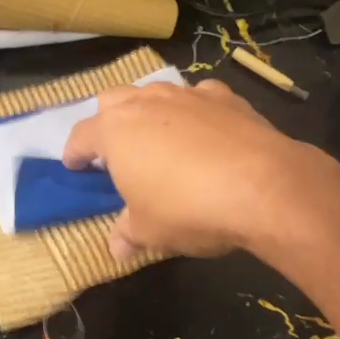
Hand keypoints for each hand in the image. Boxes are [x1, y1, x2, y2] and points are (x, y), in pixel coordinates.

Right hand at [63, 80, 339, 261]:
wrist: (264, 186)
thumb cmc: (189, 209)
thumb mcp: (150, 231)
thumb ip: (128, 233)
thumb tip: (117, 246)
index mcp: (115, 131)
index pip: (81, 136)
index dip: (75, 152)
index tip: (75, 165)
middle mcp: (146, 102)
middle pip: (113, 100)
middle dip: (109, 121)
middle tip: (117, 150)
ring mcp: (187, 94)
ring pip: (155, 91)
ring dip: (150, 111)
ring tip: (160, 138)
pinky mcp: (226, 97)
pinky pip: (199, 97)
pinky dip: (195, 111)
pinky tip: (206, 130)